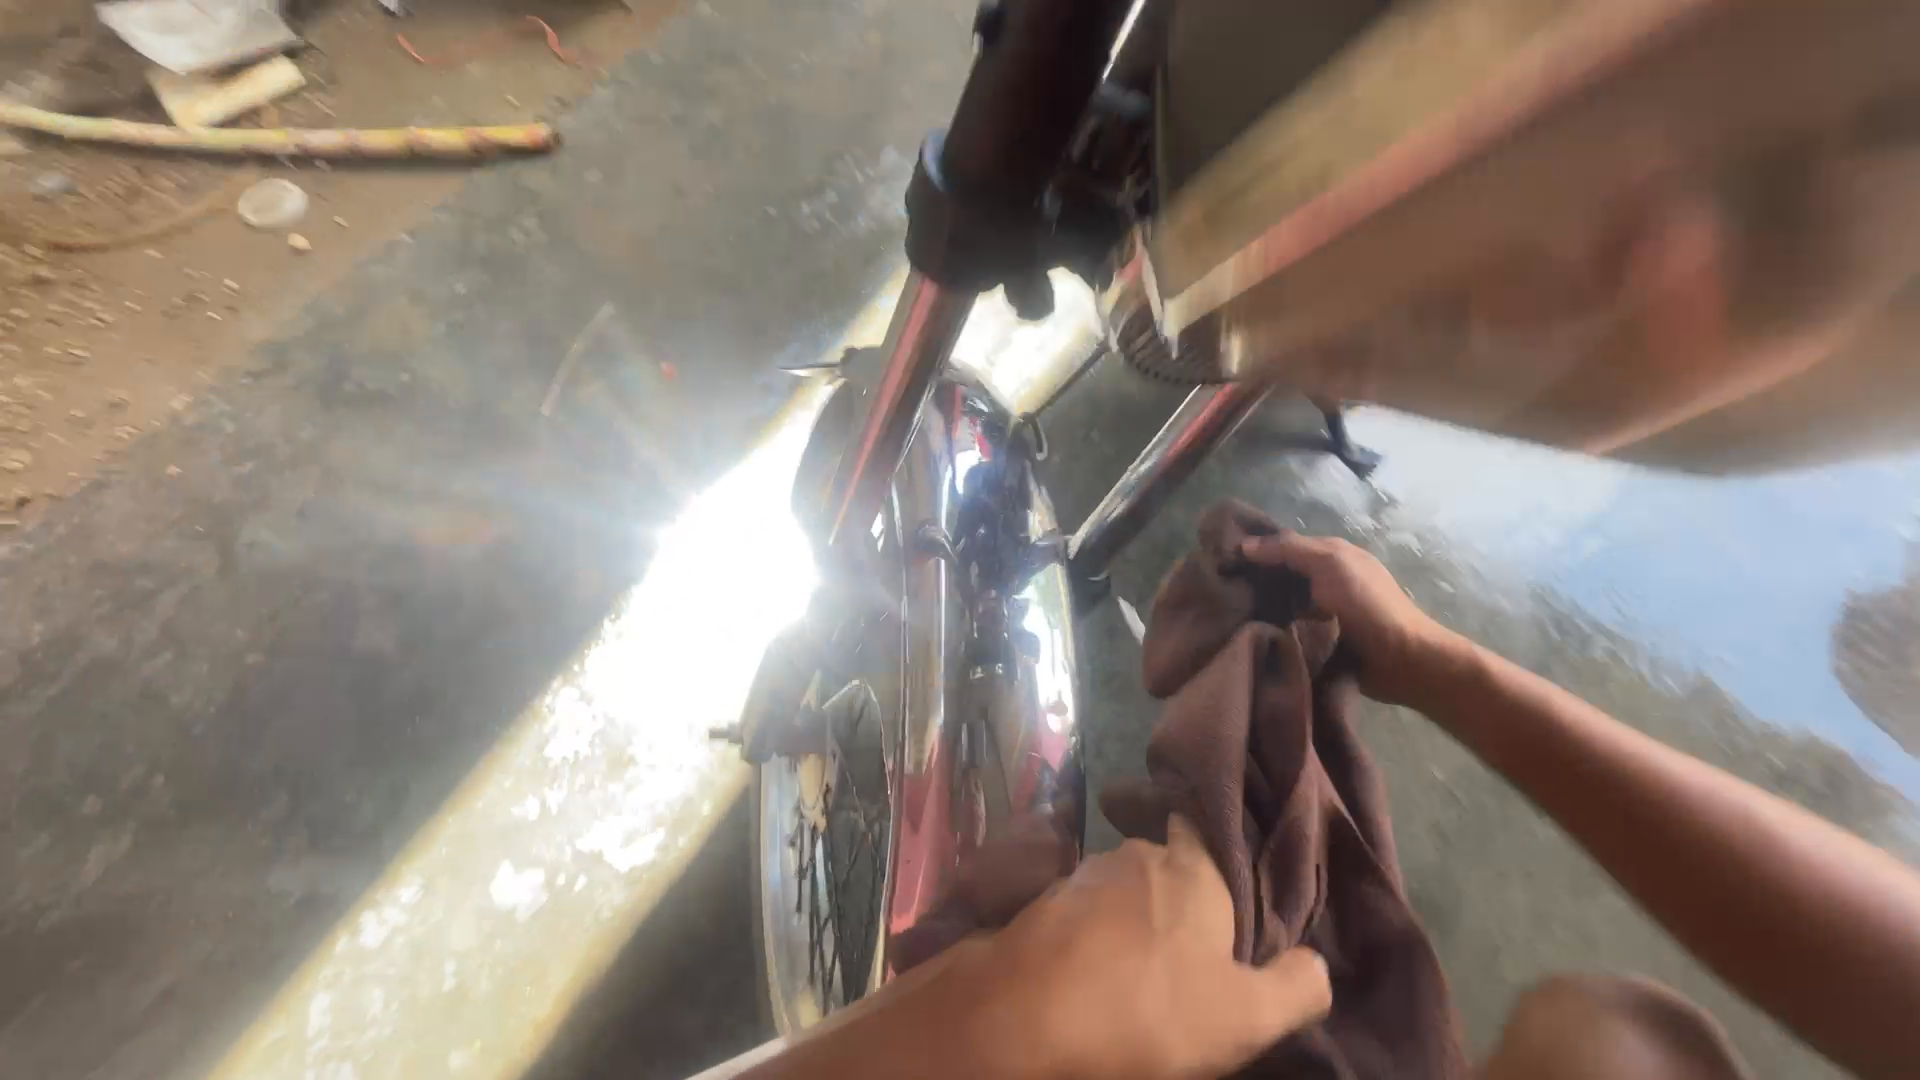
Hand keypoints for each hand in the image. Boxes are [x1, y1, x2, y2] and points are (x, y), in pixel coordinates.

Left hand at [956, 816, 1330, 1079]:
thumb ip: (1296, 986)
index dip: (1216, 845)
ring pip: (1122, 890)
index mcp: (1190, 868)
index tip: (1228, 875)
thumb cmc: (1150, 1006)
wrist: (1028, 1014)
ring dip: (1133, 919)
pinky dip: (1094, 936)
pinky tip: (1096, 973)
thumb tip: (1317, 963)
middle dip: (1178, 897)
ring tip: (1141, 968)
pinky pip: (1084, 914)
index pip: (1205, 827)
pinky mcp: (1044, 904)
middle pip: (1166, 866)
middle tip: (1193, 946)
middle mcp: (1134, 856)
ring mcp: (1082, 876)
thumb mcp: (1247, 1015)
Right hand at [1240, 531, 1461, 705]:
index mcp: (1333, 554)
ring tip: (1226, 610)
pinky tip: (1249, 629)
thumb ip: (1289, 550)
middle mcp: (1327, 578)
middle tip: (1218, 586)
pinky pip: (1289, 625)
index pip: (1285, 544)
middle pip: (1282, 572)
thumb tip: (1244, 545)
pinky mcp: (1320, 638)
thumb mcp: (1329, 563)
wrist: (1400, 659)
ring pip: (1282, 600)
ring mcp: (1324, 610)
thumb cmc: (1367, 604)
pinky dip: (1272, 626)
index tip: (1221, 556)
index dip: (1256, 548)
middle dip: (1254, 577)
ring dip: (1261, 604)